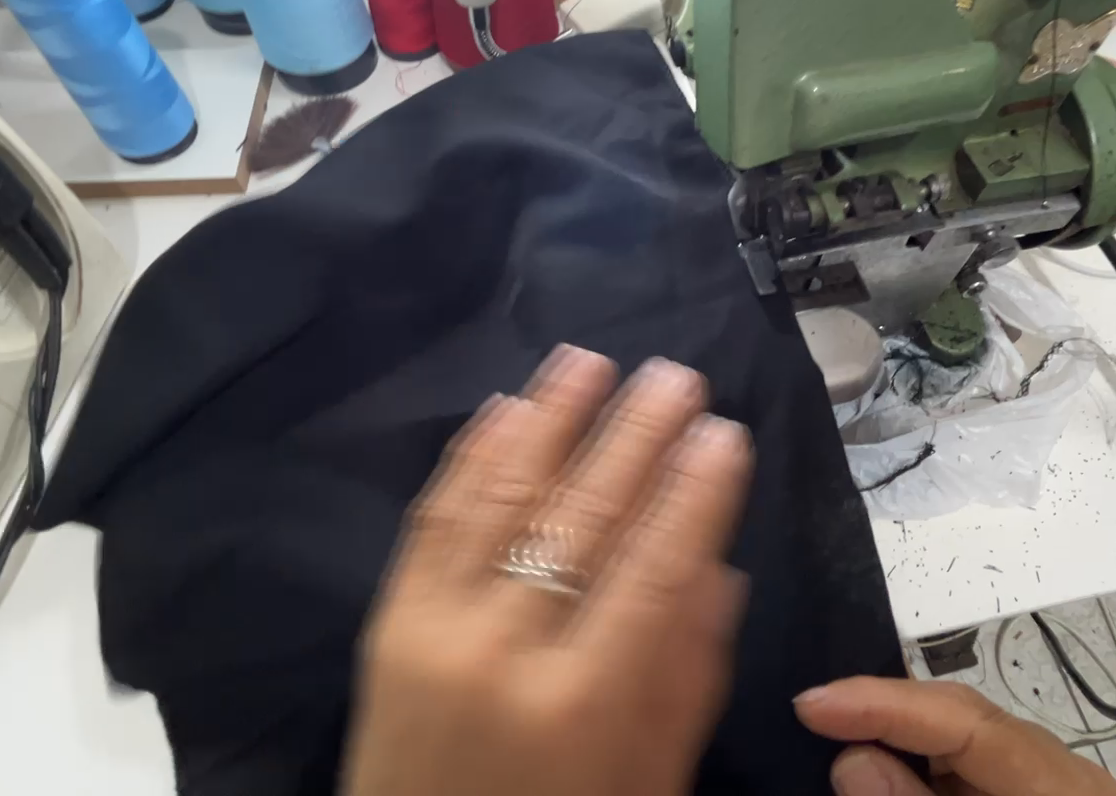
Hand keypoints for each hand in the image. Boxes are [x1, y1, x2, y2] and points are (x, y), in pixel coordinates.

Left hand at [341, 347, 754, 795]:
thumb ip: (686, 674)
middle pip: (583, 516)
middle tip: (672, 376)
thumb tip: (717, 565)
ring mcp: (437, 624)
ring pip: (505, 495)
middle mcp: (507, 649)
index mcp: (586, 701)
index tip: (724, 432)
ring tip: (588, 361)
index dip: (695, 493)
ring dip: (551, 417)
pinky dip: (473, 453)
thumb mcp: (648, 778)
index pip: (656, 567)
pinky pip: (435, 516)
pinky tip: (505, 406)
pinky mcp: (391, 615)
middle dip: (635, 435)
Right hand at [795, 678, 1115, 795]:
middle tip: (813, 710)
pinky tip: (880, 770)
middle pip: (961, 719)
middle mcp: (1062, 778)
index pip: (967, 723)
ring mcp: (1048, 789)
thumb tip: (851, 761)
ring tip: (832, 730)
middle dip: (884, 712)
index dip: (884, 704)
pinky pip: (965, 771)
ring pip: (958, 741)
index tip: (811, 703)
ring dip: (896, 740)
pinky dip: (918, 771)